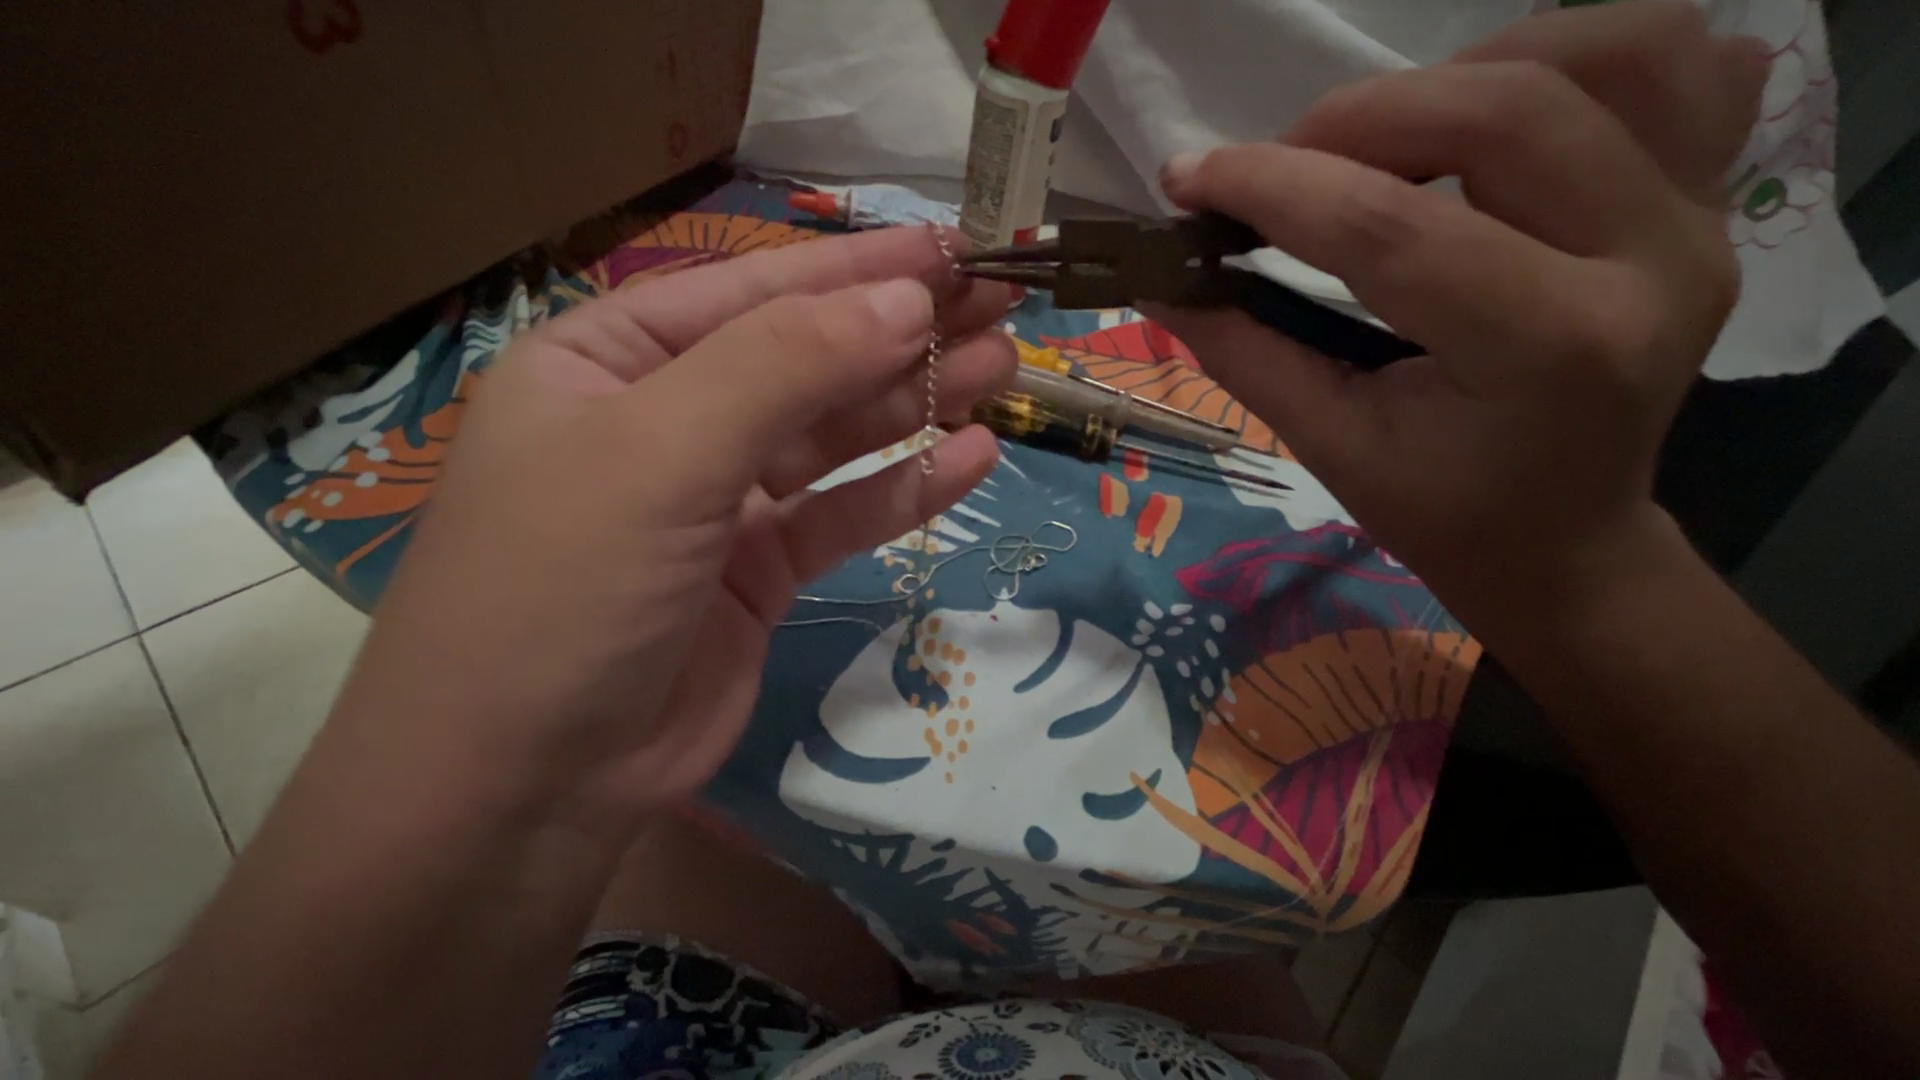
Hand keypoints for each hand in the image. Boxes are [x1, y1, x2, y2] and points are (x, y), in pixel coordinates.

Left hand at [329, 227, 1016, 830]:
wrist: (525, 787)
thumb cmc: (565, 588)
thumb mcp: (663, 452)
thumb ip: (786, 365)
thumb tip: (905, 299)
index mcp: (610, 358)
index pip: (753, 289)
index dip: (859, 268)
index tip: (955, 251)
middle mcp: (664, 419)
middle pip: (804, 358)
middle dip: (900, 333)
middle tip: (1001, 309)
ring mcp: (714, 501)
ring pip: (831, 436)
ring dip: (914, 403)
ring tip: (1000, 370)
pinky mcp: (757, 573)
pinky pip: (840, 515)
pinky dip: (902, 488)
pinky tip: (969, 460)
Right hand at [1151, 1, 1766, 631]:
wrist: (1564, 539)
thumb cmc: (1442, 511)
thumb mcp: (1330, 445)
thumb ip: (1243, 350)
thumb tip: (1160, 277)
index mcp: (1544, 349)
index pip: (1389, 226)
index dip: (1271, 186)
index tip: (1187, 178)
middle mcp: (1649, 262)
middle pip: (1504, 109)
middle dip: (1356, 117)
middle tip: (1281, 164)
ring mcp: (1702, 218)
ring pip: (1613, 51)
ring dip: (1469, 70)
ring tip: (1388, 136)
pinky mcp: (1717, 198)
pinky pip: (1682, 66)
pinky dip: (1581, 59)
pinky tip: (1503, 115)